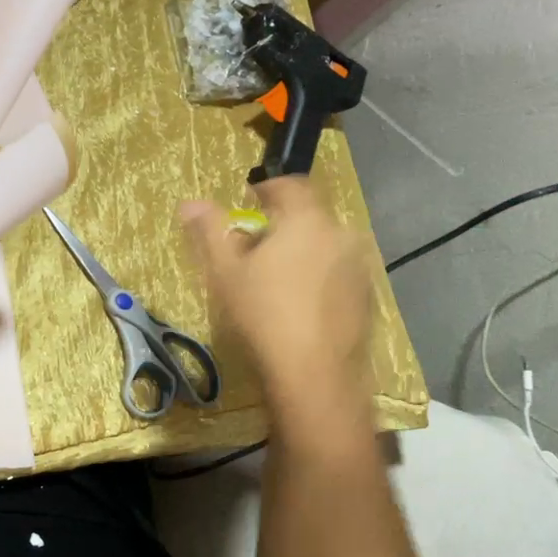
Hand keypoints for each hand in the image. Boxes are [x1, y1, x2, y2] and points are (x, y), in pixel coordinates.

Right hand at [180, 177, 372, 399]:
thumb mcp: (224, 271)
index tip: (247, 202)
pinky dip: (316, 277)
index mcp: (307, 220)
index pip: (290, 185)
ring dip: (299, 252)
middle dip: (281, 226)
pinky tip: (295, 304)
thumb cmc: (262, 313)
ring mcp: (359, 266)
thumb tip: (190, 202)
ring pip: (324, 245)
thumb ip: (209, 232)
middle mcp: (341, 234)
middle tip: (251, 249)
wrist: (313, 371)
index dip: (267, 189)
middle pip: (308, 216)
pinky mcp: (366, 295)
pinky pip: (336, 272)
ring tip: (272, 279)